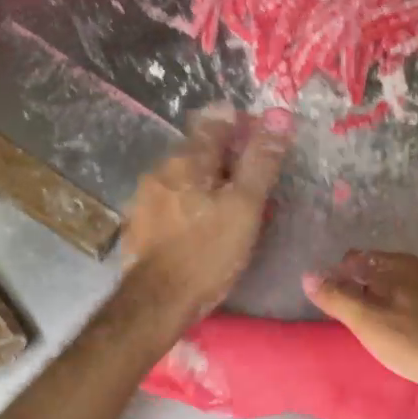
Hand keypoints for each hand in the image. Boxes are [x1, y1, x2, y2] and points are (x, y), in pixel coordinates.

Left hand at [121, 104, 292, 321]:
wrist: (157, 302)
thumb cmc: (206, 254)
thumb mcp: (244, 207)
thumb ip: (261, 162)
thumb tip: (279, 116)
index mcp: (187, 159)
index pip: (216, 121)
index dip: (241, 127)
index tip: (261, 145)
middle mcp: (160, 170)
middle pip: (197, 150)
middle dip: (224, 158)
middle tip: (251, 183)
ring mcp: (144, 199)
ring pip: (182, 179)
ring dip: (205, 184)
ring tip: (228, 209)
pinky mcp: (139, 226)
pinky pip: (170, 204)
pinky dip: (188, 207)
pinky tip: (199, 228)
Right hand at [303, 250, 417, 404]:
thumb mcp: (370, 325)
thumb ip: (338, 299)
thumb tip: (308, 274)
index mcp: (396, 265)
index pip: (357, 259)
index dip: (341, 277)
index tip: (337, 302)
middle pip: (385, 267)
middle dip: (370, 284)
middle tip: (362, 316)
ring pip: (412, 279)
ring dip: (397, 294)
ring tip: (392, 322)